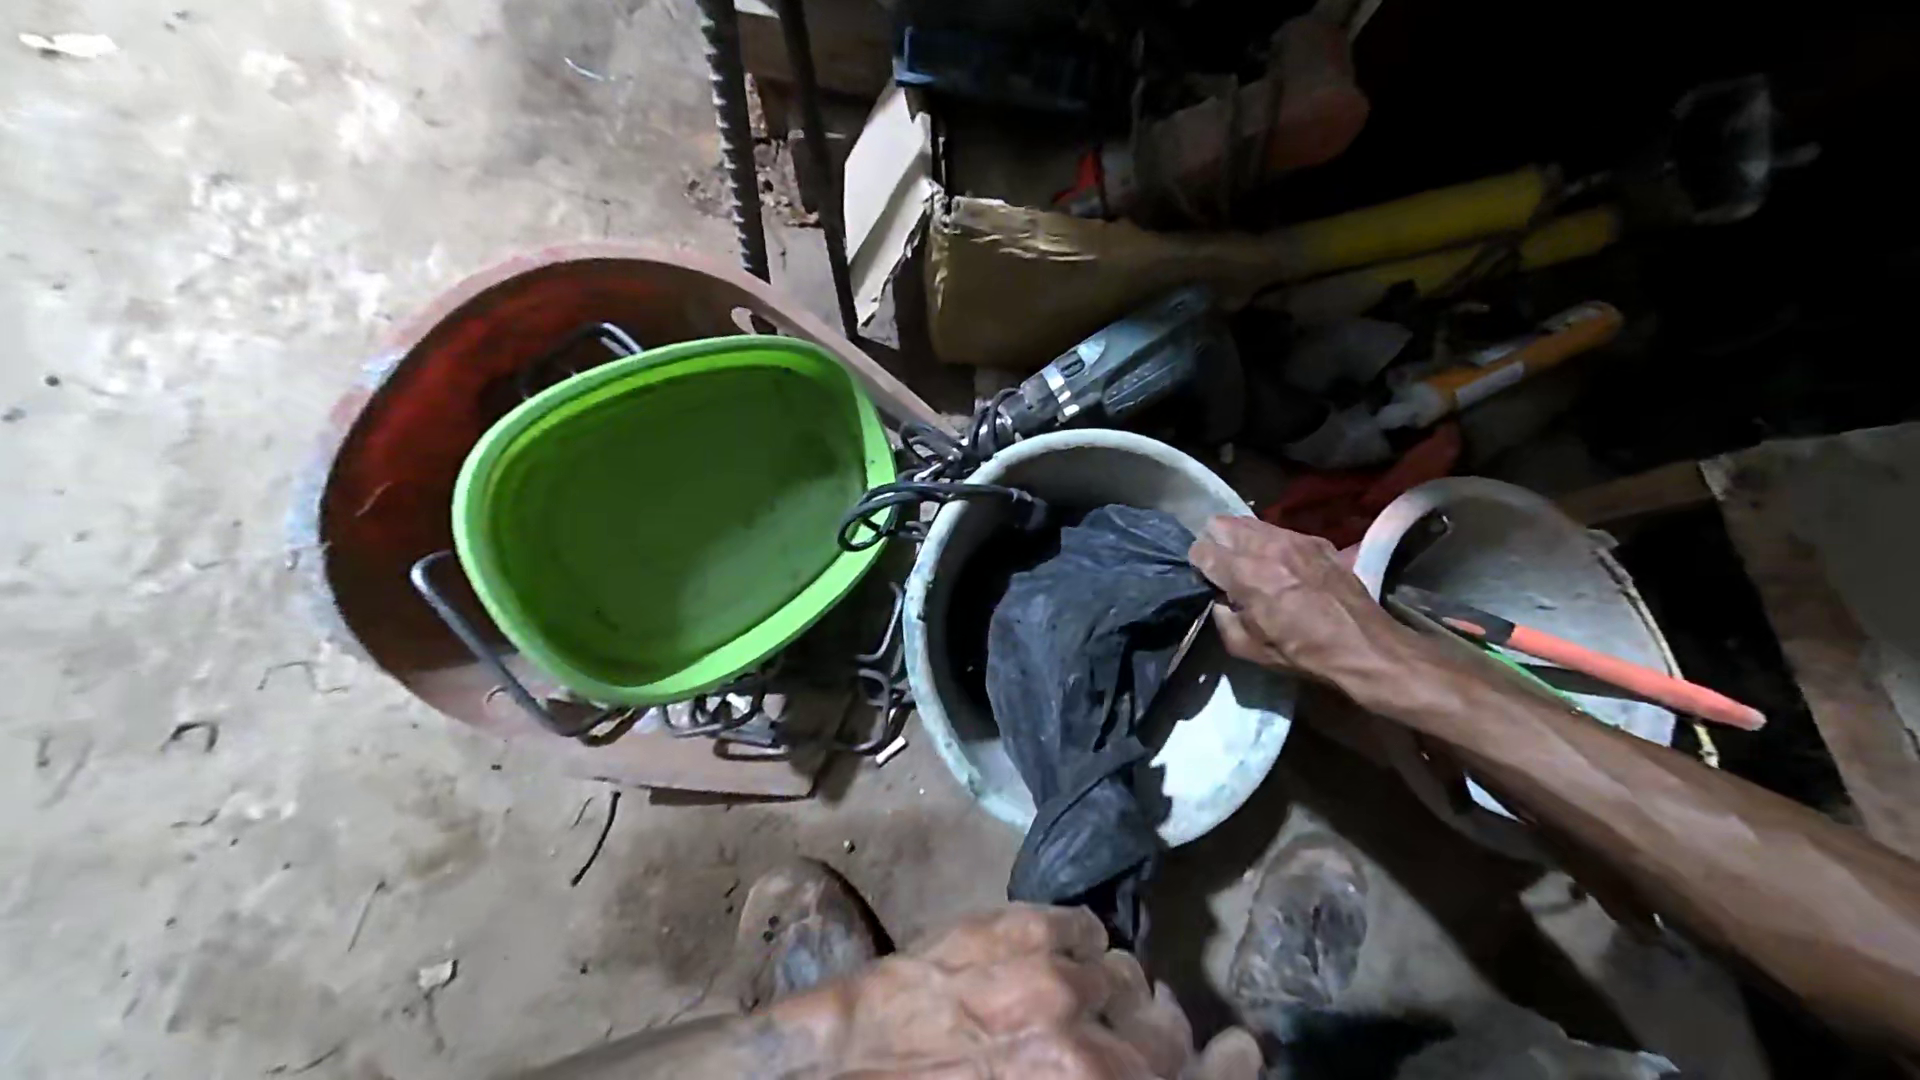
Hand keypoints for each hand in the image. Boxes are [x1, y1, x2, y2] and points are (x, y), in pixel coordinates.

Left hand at [760, 905, 1261, 1078]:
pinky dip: (1083, 941)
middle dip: (1158, 1033)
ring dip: (1117, 985)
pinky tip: (1064, 955)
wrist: (837, 1073)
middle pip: (1162, 1025)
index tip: (1239, 1054)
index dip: (1224, 1067)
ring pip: (1123, 968)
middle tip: (1139, 1032)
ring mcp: (1046, 975)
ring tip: (1092, 992)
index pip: (1189, 1074)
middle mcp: (1081, 1040)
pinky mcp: (1011, 926)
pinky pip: (1082, 925)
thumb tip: (1140, 1066)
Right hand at [1187, 516, 1408, 682]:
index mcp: (1247, 575)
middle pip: (1221, 524)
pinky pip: (1278, 531)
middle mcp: (1267, 548)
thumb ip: (1221, 617)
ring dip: (1241, 539)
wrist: (1364, 647)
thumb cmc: (1302, 652)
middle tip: (1223, 566)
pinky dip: (1269, 543)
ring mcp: (1294, 540)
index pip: (1202, 549)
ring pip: (1249, 522)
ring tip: (1249, 562)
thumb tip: (1220, 599)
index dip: (1198, 565)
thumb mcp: (1246, 648)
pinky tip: (1279, 564)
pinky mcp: (1316, 541)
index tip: (1206, 579)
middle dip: (1215, 543)